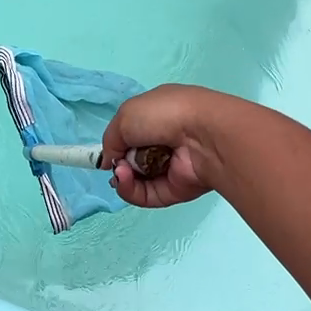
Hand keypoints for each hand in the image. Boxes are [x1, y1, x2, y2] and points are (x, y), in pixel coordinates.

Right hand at [101, 83, 233, 207]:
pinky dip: (130, 189)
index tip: (108, 151)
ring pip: (135, 180)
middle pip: (132, 159)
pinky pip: (143, 195)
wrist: (202, 135)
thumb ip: (111, 139)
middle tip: (116, 161)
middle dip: (118, 161)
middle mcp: (165, 141)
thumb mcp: (125, 115)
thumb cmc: (164, 115)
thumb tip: (109, 160)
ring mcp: (169, 168)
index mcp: (159, 116)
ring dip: (122, 176)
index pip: (133, 133)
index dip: (118, 143)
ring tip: (122, 170)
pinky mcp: (173, 191)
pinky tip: (125, 179)